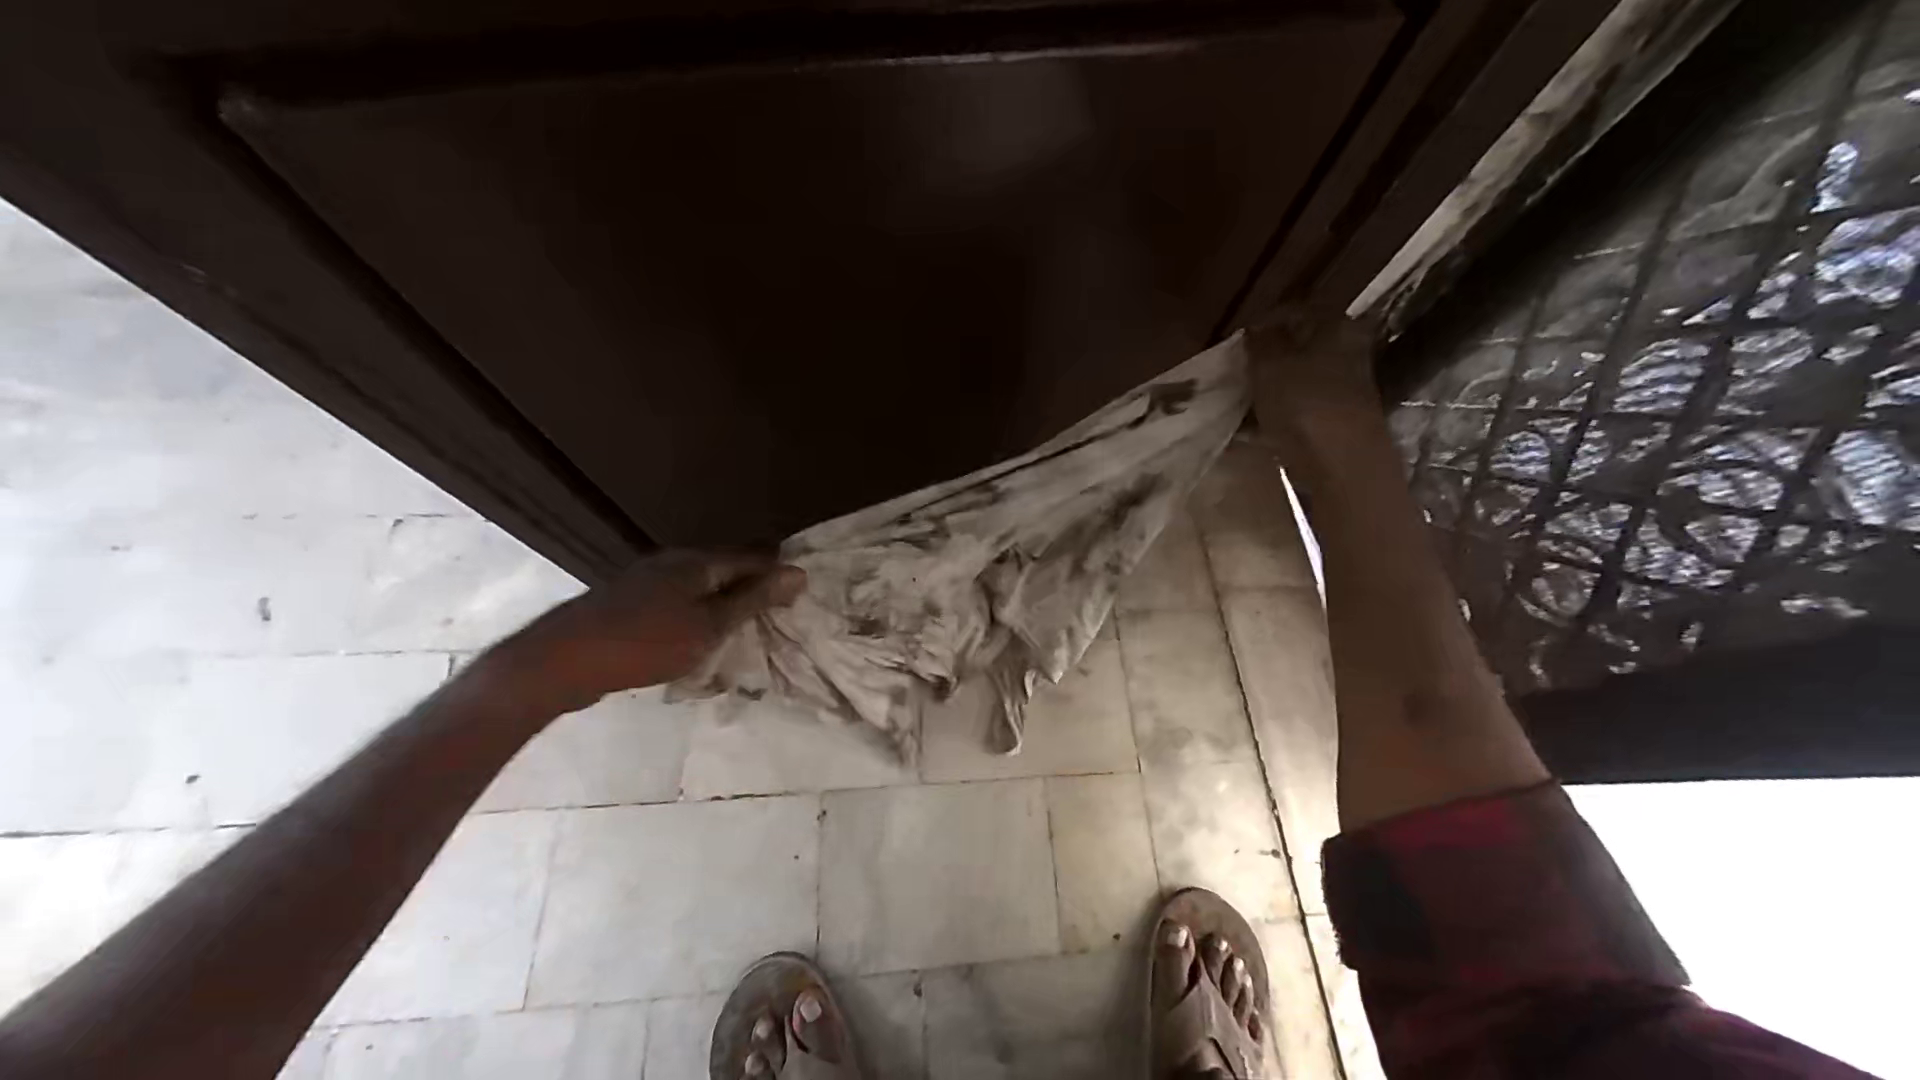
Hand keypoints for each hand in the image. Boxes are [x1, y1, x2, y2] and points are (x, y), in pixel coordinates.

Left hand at [478, 551, 806, 717]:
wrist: (564, 660)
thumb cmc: (647, 643)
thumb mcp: (711, 626)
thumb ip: (754, 599)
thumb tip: (798, 572)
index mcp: (699, 561)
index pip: (754, 556)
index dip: (778, 571)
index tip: (800, 591)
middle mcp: (675, 560)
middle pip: (726, 566)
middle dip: (753, 583)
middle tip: (777, 609)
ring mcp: (648, 578)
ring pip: (701, 582)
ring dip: (725, 598)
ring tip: (744, 622)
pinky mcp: (630, 600)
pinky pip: (680, 597)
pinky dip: (699, 609)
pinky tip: (700, 630)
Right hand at [1245, 306, 1384, 475]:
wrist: (1340, 465)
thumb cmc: (1304, 405)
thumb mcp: (1270, 365)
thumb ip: (1260, 341)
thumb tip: (1255, 328)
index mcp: (1336, 326)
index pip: (1293, 311)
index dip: (1260, 324)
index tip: (1232, 343)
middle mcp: (1346, 351)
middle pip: (1295, 348)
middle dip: (1262, 360)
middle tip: (1231, 373)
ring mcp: (1342, 389)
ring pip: (1293, 380)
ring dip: (1264, 390)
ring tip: (1233, 402)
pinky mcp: (1333, 421)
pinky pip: (1294, 410)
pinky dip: (1272, 415)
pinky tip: (1246, 429)